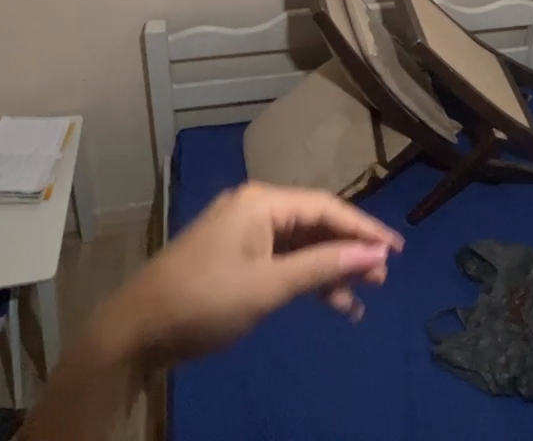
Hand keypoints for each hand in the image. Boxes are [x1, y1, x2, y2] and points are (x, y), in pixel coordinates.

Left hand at [94, 182, 402, 363]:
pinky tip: (329, 302)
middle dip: (349, 250)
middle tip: (381, 277)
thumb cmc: (205, 300)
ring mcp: (244, 230)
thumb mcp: (269, 286)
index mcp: (263, 202)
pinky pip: (282, 257)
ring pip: (301, 243)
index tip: (396, 250)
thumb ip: (324, 266)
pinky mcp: (236, 254)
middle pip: (316, 223)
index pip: (327, 207)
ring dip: (329, 268)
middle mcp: (256, 206)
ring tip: (360, 297)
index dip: (364, 228)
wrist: (136, 330)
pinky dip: (305, 277)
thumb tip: (375, 253)